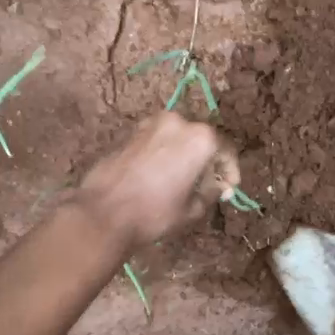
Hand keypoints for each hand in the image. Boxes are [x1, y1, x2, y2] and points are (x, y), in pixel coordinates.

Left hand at [75, 111, 239, 249]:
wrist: (104, 211)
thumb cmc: (154, 212)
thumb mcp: (192, 209)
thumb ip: (211, 192)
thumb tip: (219, 186)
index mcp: (200, 138)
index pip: (226, 150)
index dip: (231, 171)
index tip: (229, 189)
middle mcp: (178, 122)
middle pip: (202, 139)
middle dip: (207, 161)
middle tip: (207, 186)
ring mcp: (151, 124)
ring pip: (178, 138)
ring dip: (185, 156)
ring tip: (183, 183)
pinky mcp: (131, 132)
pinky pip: (158, 140)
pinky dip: (165, 154)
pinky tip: (161, 176)